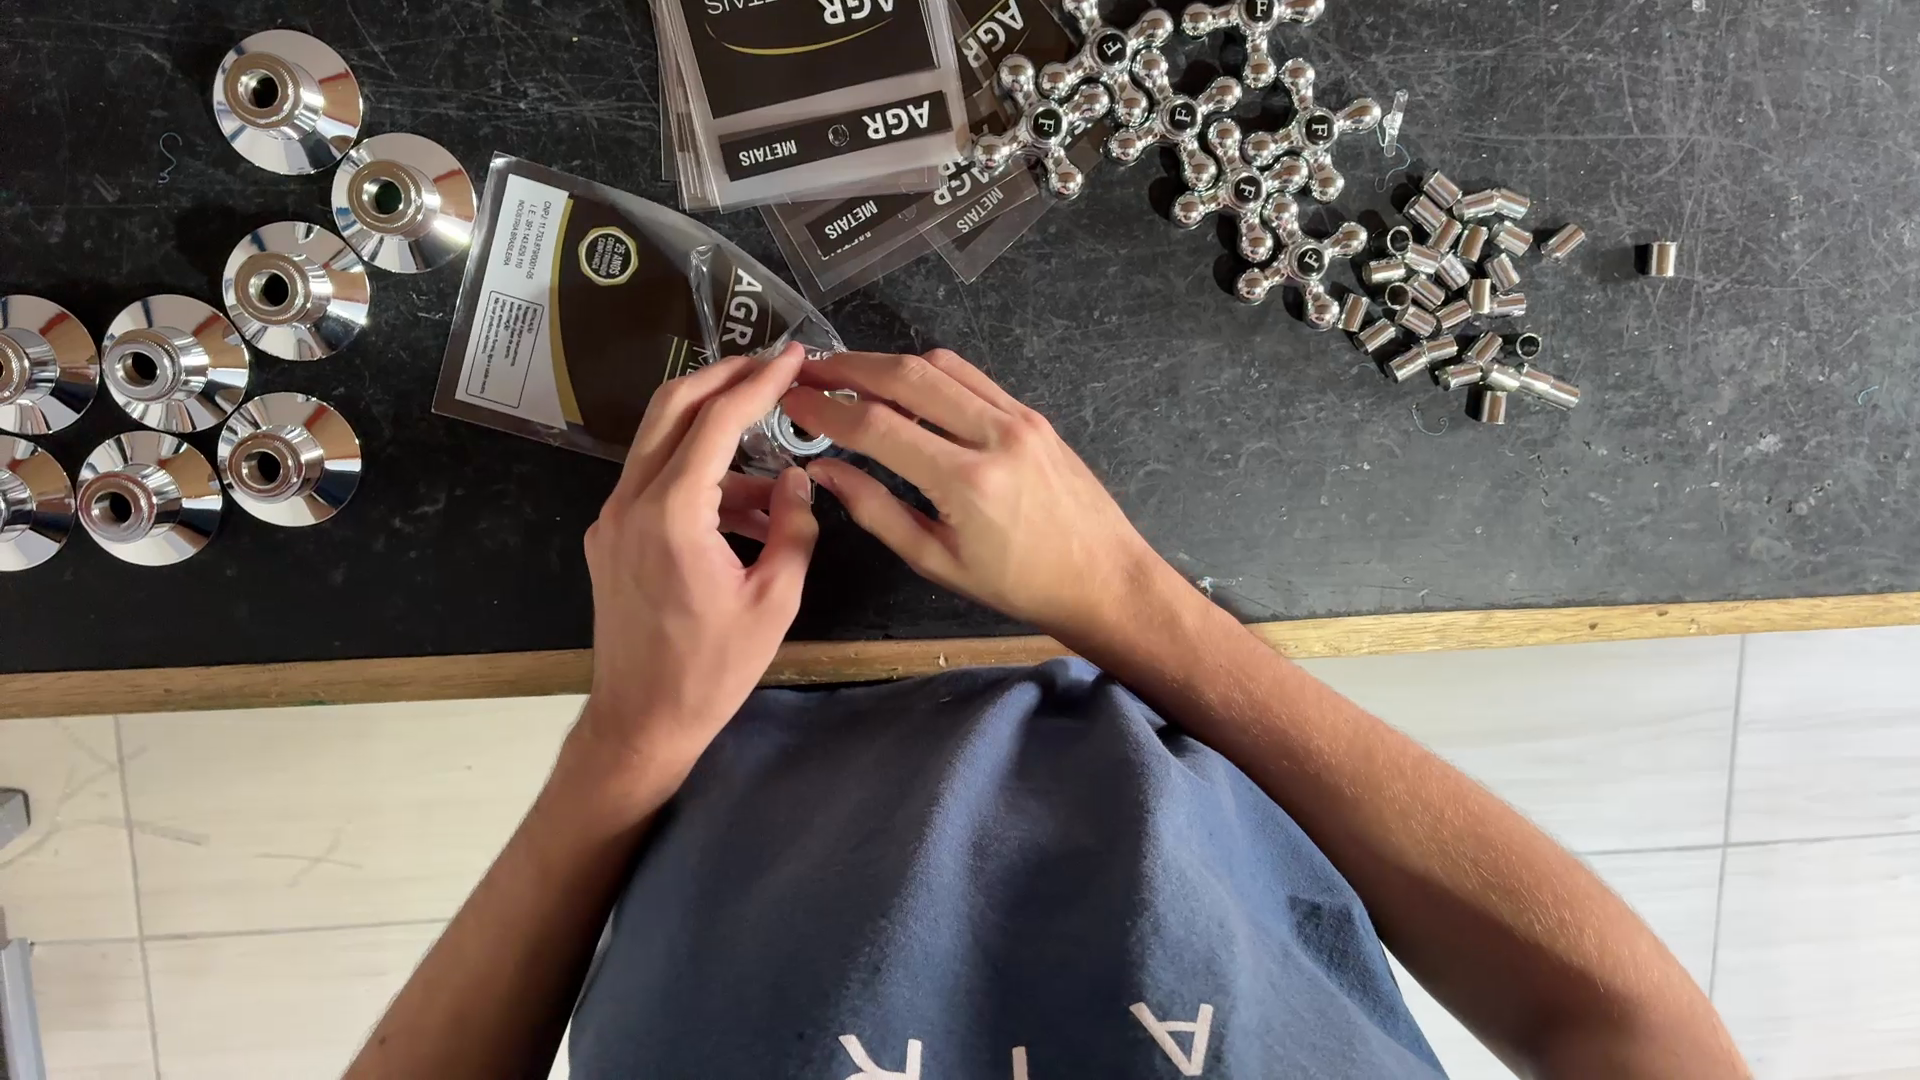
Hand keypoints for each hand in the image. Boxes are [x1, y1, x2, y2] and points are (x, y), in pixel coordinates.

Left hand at [577, 343, 816, 791]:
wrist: (642, 719)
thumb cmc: (714, 669)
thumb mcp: (776, 600)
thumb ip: (794, 528)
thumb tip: (800, 479)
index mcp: (673, 516)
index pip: (717, 422)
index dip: (759, 382)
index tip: (793, 356)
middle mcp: (631, 503)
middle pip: (671, 409)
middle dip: (723, 378)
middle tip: (770, 366)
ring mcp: (612, 519)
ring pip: (661, 444)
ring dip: (717, 438)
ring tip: (777, 476)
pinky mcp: (610, 537)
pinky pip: (657, 483)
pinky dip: (701, 479)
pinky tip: (745, 512)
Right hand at [779, 349, 1167, 649]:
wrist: (1102, 576)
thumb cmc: (1017, 585)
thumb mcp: (937, 561)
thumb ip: (876, 511)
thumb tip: (823, 471)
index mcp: (966, 482)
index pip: (877, 426)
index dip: (825, 408)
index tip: (790, 400)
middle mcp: (994, 435)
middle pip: (907, 376)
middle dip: (847, 366)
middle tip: (806, 369)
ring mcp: (1019, 417)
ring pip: (940, 365)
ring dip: (887, 362)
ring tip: (846, 373)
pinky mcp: (1033, 413)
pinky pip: (972, 376)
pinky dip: (930, 371)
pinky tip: (904, 383)